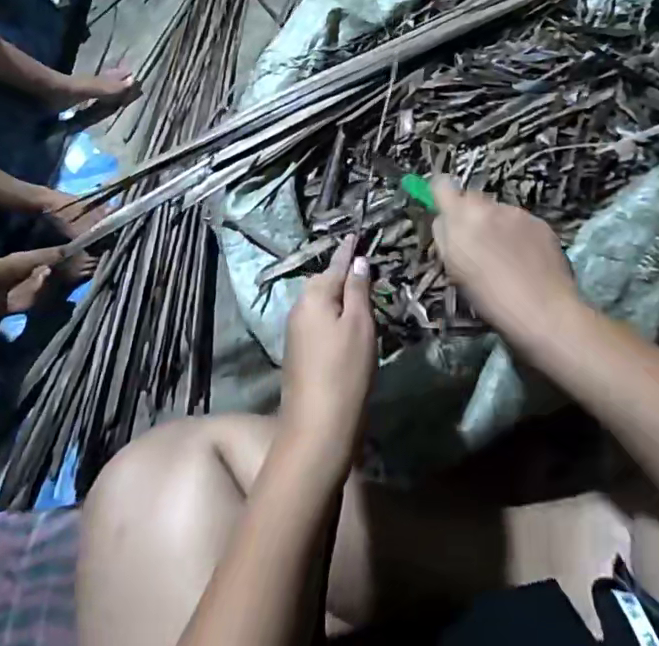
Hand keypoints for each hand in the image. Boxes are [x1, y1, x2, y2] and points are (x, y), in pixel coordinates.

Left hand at [280, 235, 375, 472]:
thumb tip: (358, 262)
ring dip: (336, 294)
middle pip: (323, 282)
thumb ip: (358, 291)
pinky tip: (344, 320)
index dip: (347, 251)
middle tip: (362, 263)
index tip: (355, 235)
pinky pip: (317, 319)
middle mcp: (299, 308)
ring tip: (358, 289)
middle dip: (340, 272)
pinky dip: (332, 313)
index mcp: (314, 296)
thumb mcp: (360, 326)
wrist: (317, 423)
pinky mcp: (298, 351)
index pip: (335, 265)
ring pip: (319, 302)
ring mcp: (295, 330)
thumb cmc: (345, 370)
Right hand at [429, 176, 579, 339]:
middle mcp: (489, 207)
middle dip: (471, 215)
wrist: (544, 311)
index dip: (441, 195)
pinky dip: (518, 234)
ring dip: (496, 225)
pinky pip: (520, 221)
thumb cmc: (490, 297)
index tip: (445, 211)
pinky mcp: (541, 223)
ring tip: (505, 255)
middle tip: (476, 242)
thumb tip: (444, 220)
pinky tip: (525, 258)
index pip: (442, 185)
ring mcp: (518, 213)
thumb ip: (444, 236)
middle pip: (471, 198)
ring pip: (498, 211)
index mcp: (461, 217)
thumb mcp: (453, 269)